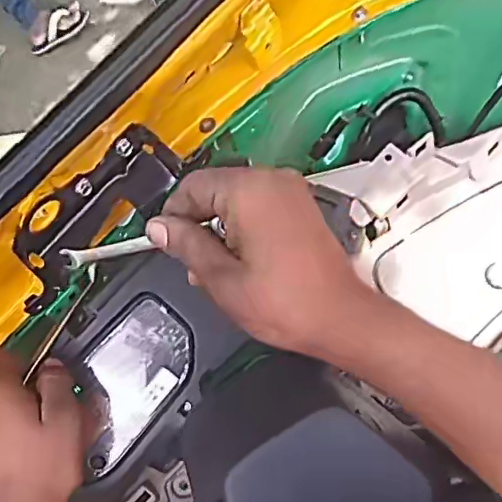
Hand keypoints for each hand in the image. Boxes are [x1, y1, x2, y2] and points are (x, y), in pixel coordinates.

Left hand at [0, 347, 84, 501]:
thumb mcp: (67, 419)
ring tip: (33, 436)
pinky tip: (19, 451)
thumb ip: (58, 383)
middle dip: (17, 390)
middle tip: (44, 412)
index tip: (39, 375)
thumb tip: (51, 368)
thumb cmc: (44, 470)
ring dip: (6, 413)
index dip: (20, 359)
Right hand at [146, 167, 393, 361]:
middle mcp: (273, 182)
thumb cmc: (293, 304)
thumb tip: (162, 229)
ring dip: (219, 229)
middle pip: (214, 190)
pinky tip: (239, 264)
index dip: (171, 217)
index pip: (190, 186)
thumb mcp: (222, 280)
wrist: (339, 319)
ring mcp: (291, 194)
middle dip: (196, 224)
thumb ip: (187, 246)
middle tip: (188, 260)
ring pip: (236, 200)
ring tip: (215, 270)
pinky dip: (243, 230)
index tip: (162, 239)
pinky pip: (259, 209)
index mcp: (249, 192)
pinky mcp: (301, 210)